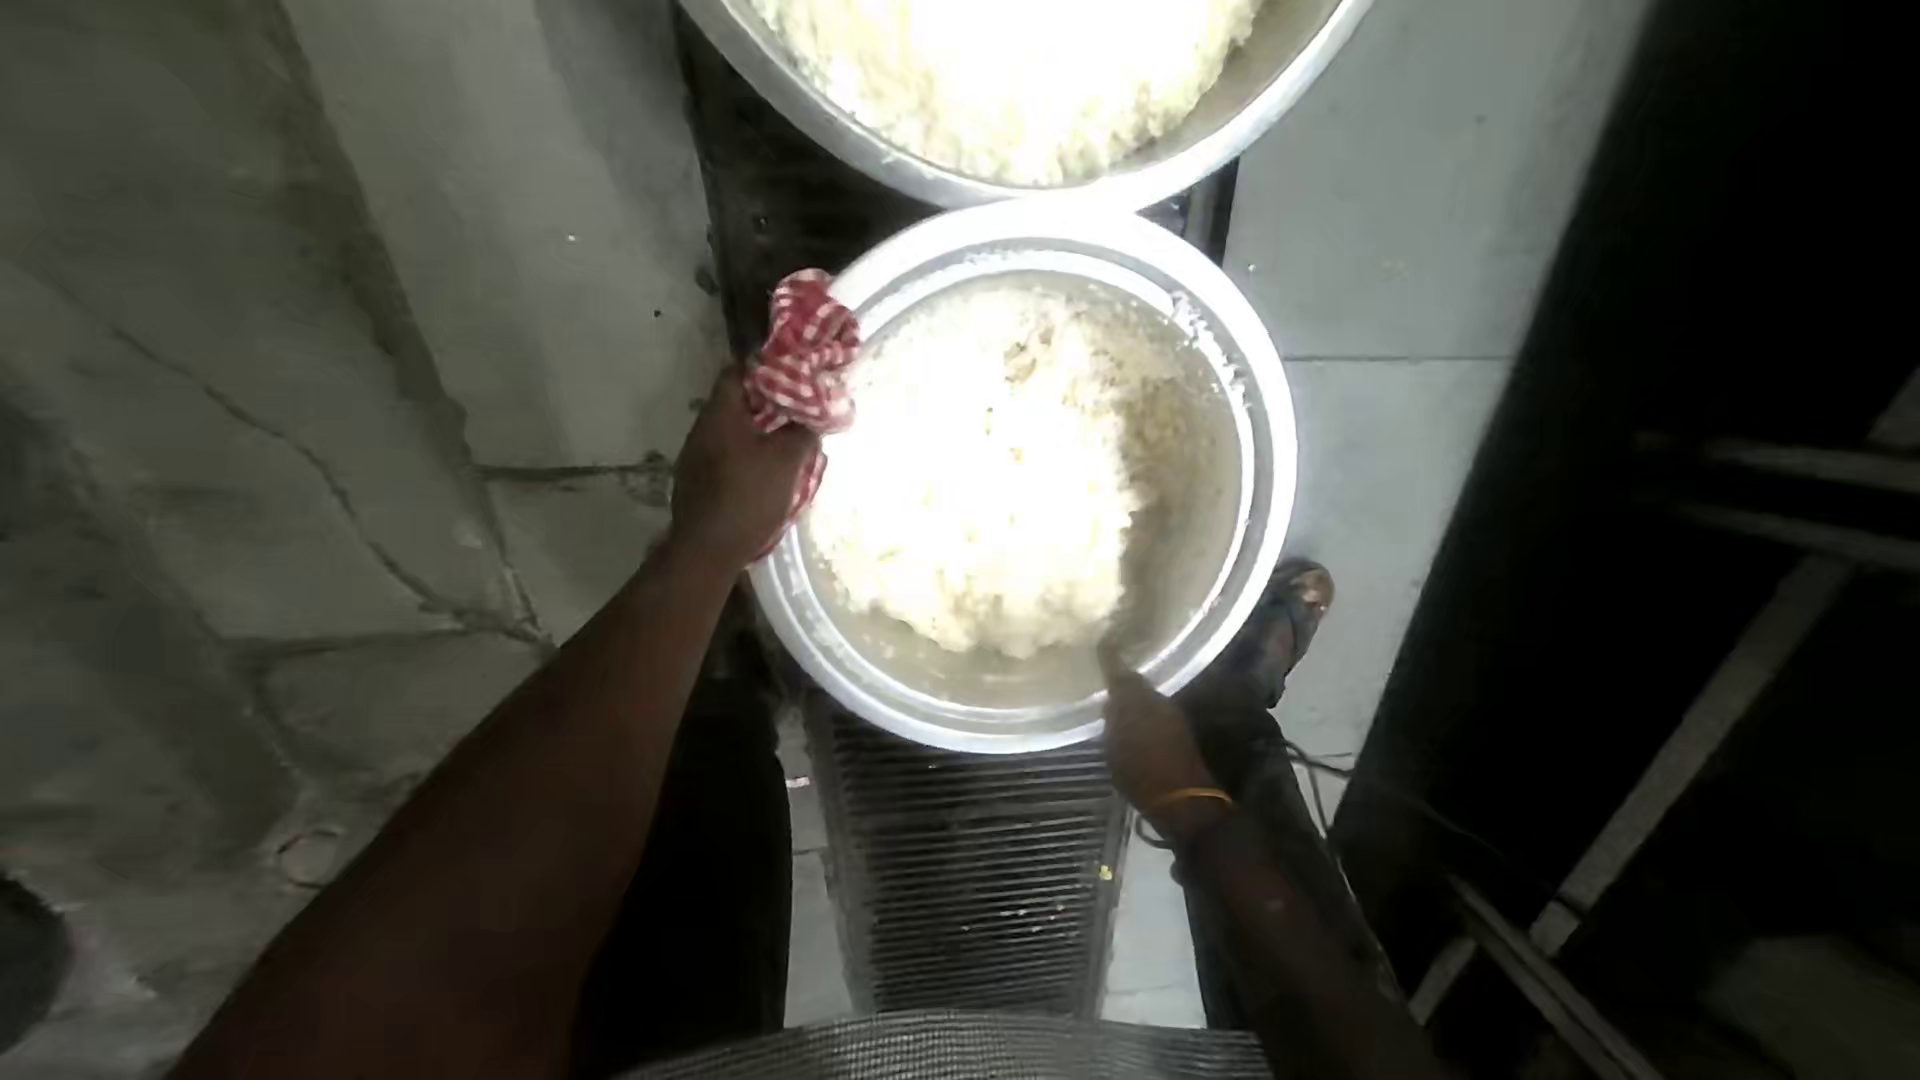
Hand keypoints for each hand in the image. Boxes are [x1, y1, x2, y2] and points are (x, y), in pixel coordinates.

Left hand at [669, 367, 819, 572]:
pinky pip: (724, 454)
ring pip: (731, 431)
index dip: (765, 368)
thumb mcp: (787, 460)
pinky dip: (746, 453)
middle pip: (735, 403)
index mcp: (720, 415)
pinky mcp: (696, 482)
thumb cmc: (749, 496)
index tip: (792, 374)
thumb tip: (814, 416)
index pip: (737, 372)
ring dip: (757, 431)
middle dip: (767, 403)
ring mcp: (694, 457)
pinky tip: (764, 470)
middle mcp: (701, 429)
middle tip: (797, 409)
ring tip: (786, 439)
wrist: (709, 549)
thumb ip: (803, 432)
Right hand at [1100, 647, 1226, 843]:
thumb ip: (1112, 721)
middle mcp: (1157, 701)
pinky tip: (1134, 723)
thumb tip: (1111, 703)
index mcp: (1137, 701)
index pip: (1120, 673)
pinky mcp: (1180, 731)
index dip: (1110, 658)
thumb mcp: (1113, 748)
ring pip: (1148, 698)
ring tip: (1117, 704)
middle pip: (1137, 684)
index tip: (1103, 643)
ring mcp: (1172, 715)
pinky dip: (1144, 713)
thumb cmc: (1140, 774)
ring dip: (1135, 699)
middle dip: (1123, 682)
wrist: (1183, 800)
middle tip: (1106, 682)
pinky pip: (1156, 712)